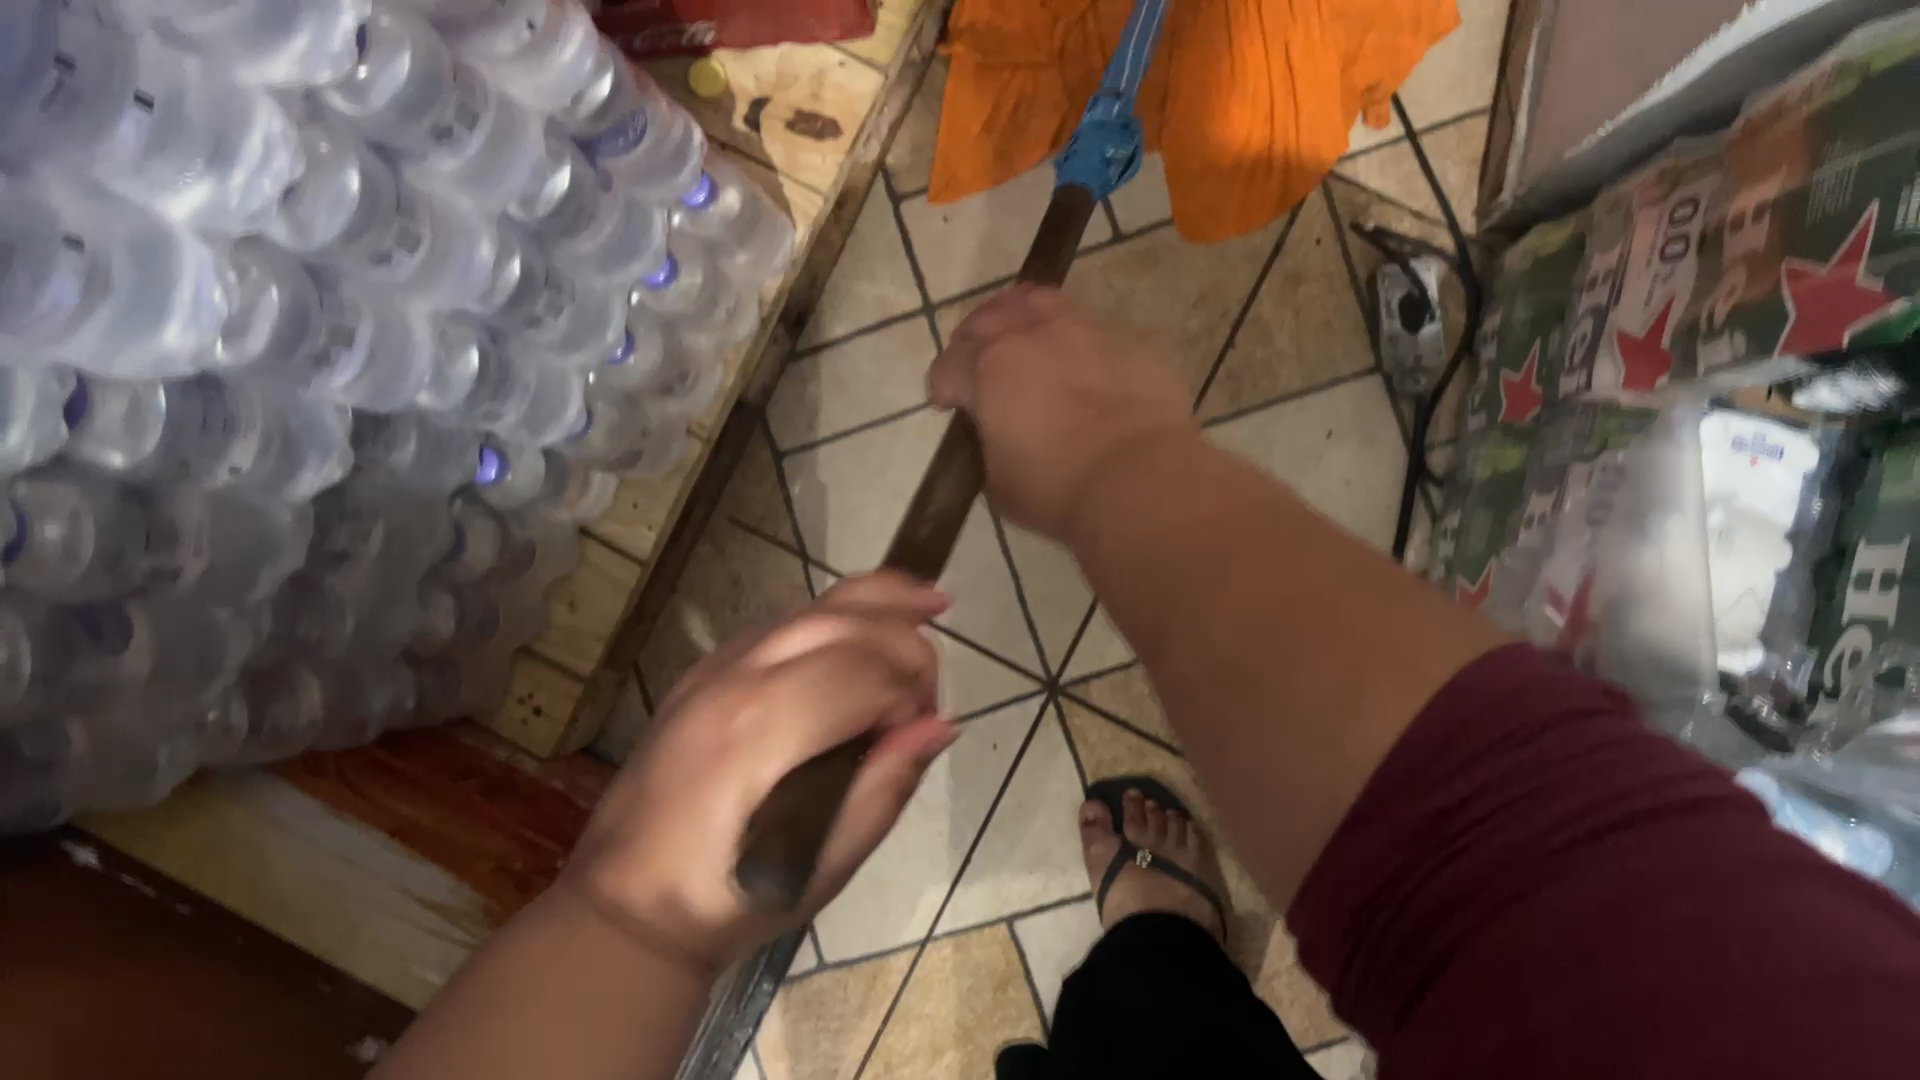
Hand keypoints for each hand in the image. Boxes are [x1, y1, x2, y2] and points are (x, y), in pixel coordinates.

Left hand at [562, 573, 957, 972]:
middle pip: (843, 622)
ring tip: (928, 601)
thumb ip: (883, 790)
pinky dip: (834, 612)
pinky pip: (783, 621)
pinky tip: (863, 621)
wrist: (625, 905)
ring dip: (874, 602)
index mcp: (762, 732)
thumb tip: (940, 727)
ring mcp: (713, 668)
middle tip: (931, 684)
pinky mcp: (704, 670)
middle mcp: (736, 680)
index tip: (921, 732)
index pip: (866, 673)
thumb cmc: (727, 900)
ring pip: (811, 607)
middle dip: (903, 639)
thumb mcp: (818, 869)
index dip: (911, 695)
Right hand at [928, 286, 1200, 541]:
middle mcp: (1033, 335)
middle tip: (977, 361)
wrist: (1141, 481)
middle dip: (974, 339)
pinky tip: (1085, 364)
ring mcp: (1086, 329)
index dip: (943, 386)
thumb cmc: (1058, 490)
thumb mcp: (998, 482)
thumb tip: (998, 434)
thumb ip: (989, 445)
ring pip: (1041, 302)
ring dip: (1021, 317)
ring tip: (1024, 338)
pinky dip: (1078, 340)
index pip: (949, 366)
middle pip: (989, 318)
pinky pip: (1095, 327)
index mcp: (989, 369)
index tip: (947, 404)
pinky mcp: (1132, 340)